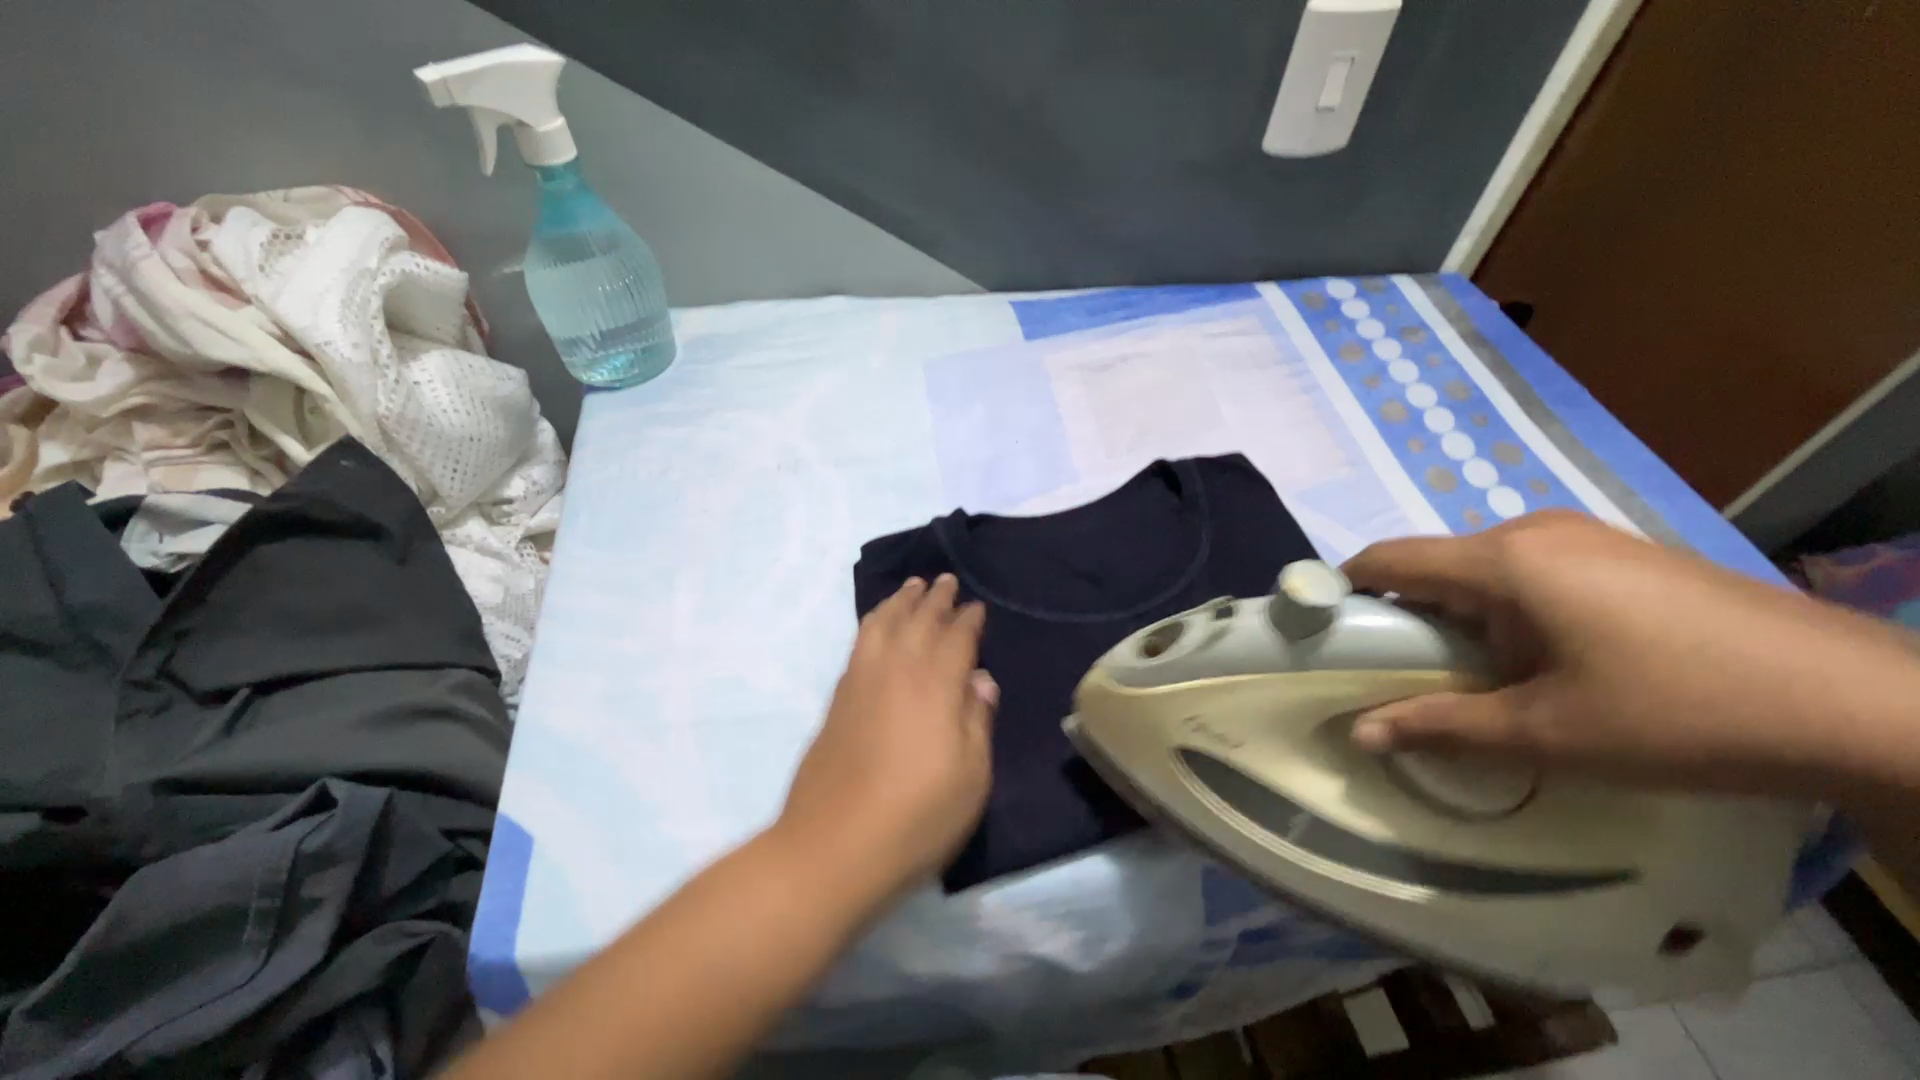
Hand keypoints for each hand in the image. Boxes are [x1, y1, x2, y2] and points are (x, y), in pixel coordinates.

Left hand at [775, 574, 996, 902]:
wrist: (832, 846)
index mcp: (936, 685)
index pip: (957, 637)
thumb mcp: (970, 778)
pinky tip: (878, 626)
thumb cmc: (916, 818)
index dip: (969, 620)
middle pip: (918, 620)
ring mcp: (860, 681)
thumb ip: (977, 721)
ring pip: (882, 624)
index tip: (977, 607)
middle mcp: (896, 670)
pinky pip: (859, 642)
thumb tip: (980, 680)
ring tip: (911, 587)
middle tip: (946, 581)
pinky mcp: (837, 699)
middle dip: (935, 598)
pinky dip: (873, 623)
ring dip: (899, 602)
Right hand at [1341, 510, 1919, 794]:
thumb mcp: (1548, 732)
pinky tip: (1544, 668)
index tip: (1321, 639)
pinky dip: (1510, 615)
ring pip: (1486, 573)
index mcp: (1505, 560)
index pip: (1388, 559)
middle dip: (1406, 619)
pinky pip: (1535, 576)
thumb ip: (1443, 725)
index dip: (1342, 591)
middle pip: (1436, 565)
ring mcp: (1588, 538)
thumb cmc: (1679, 712)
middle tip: (1400, 682)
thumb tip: (1361, 730)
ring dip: (1462, 621)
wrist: (1856, 703)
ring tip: (1476, 684)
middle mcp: (1537, 531)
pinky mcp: (1627, 557)